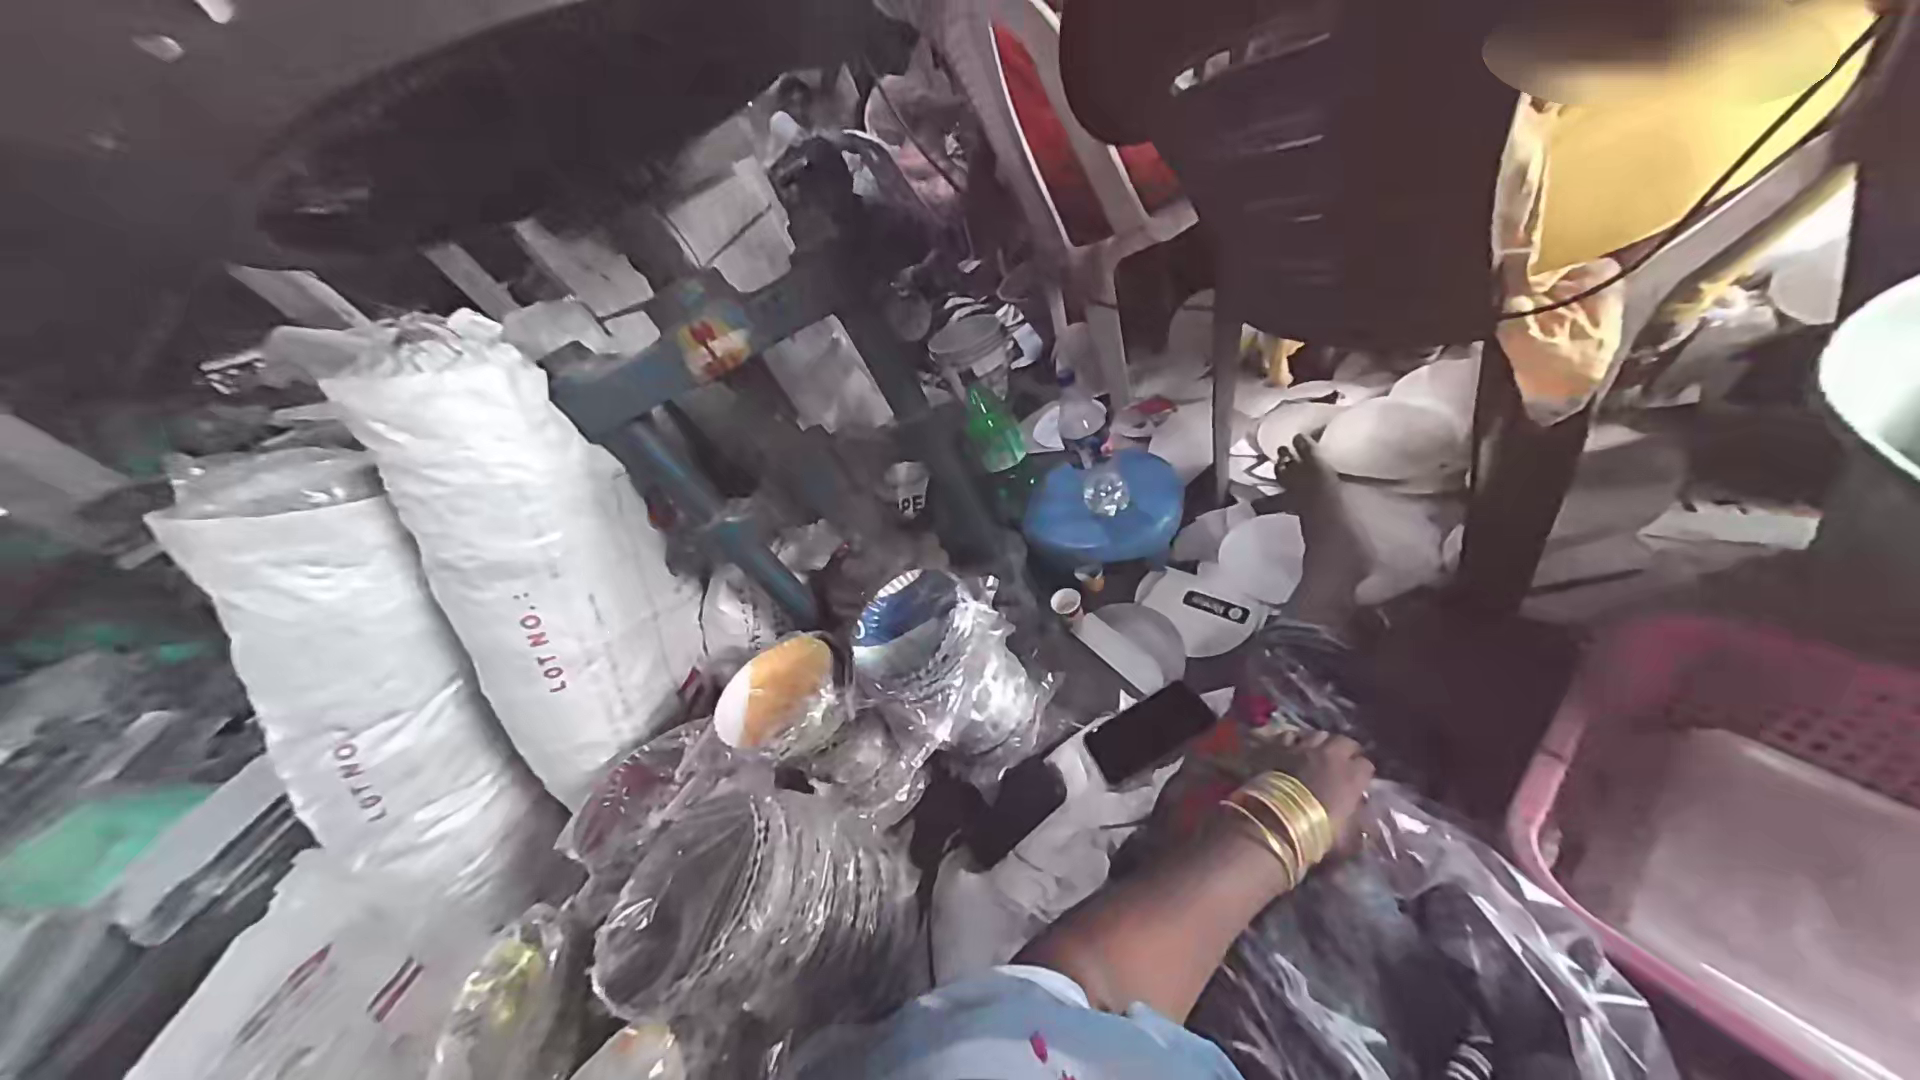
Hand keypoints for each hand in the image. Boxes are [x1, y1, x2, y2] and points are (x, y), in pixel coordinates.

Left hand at [1275, 731, 1374, 848]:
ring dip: (1321, 741)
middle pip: (1344, 741)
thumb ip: (1358, 820)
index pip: (1366, 764)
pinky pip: (1291, 735)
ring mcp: (1304, 747)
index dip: (1363, 771)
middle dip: (1346, 749)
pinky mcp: (1281, 746)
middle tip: (1343, 759)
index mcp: (1353, 775)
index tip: (1360, 779)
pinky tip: (1294, 746)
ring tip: (1318, 751)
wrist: (1279, 816)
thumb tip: (1360, 815)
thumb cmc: (1319, 829)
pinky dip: (1294, 739)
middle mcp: (1331, 755)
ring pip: (1318, 734)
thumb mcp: (1349, 834)